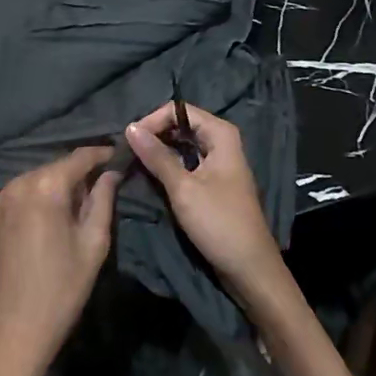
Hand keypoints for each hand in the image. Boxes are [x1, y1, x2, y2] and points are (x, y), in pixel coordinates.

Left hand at [0, 147, 121, 375]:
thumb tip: (112, 173)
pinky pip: (19, 196)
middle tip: (103, 188)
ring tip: (77, 207)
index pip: (81, 156)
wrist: (7, 340)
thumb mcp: (93, 244)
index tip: (121, 157)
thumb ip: (104, 200)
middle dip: (80, 173)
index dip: (104, 154)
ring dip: (58, 187)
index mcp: (45, 187)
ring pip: (37, 180)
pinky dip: (37, 199)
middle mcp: (17, 184)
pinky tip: (48, 222)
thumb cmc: (59, 292)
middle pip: (57, 167)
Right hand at [126, 103, 281, 287]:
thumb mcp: (183, 188)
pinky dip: (169, 164)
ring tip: (132, 160)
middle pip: (181, 124)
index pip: (179, 110)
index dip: (152, 120)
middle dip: (154, 133)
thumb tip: (130, 128)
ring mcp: (219, 160)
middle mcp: (222, 140)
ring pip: (183, 144)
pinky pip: (187, 161)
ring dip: (159, 150)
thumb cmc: (218, 222)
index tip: (128, 140)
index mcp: (221, 133)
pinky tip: (150, 174)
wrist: (249, 266)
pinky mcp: (214, 179)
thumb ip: (157, 157)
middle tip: (126, 150)